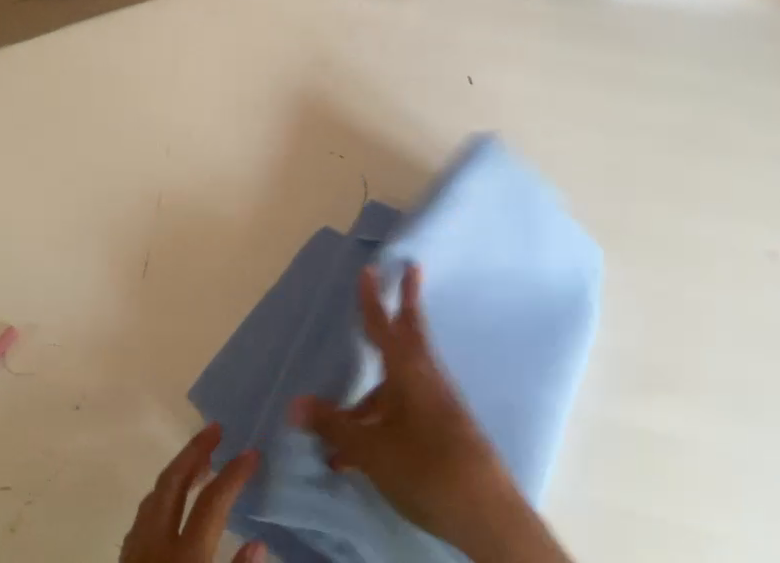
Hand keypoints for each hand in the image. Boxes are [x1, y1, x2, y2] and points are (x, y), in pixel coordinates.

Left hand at [119, 424, 264, 562]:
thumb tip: (257, 543)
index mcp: (184, 554)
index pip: (211, 502)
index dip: (233, 475)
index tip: (252, 453)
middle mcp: (155, 542)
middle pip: (172, 483)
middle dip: (194, 451)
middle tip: (216, 429)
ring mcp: (135, 549)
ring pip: (153, 496)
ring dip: (177, 472)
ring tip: (200, 460)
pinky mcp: (125, 557)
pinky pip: (143, 517)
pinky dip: (162, 497)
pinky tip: (174, 501)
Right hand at [293, 264, 538, 558]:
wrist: (484, 510)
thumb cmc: (424, 467)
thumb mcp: (370, 448)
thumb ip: (334, 425)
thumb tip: (295, 404)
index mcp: (408, 372)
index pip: (384, 326)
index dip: (372, 300)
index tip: (371, 269)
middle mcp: (427, 378)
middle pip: (410, 334)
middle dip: (404, 306)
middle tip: (411, 272)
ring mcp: (440, 403)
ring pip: (402, 382)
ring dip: (374, 394)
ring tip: (341, 434)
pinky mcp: (446, 428)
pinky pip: (407, 410)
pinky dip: (383, 420)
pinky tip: (361, 456)